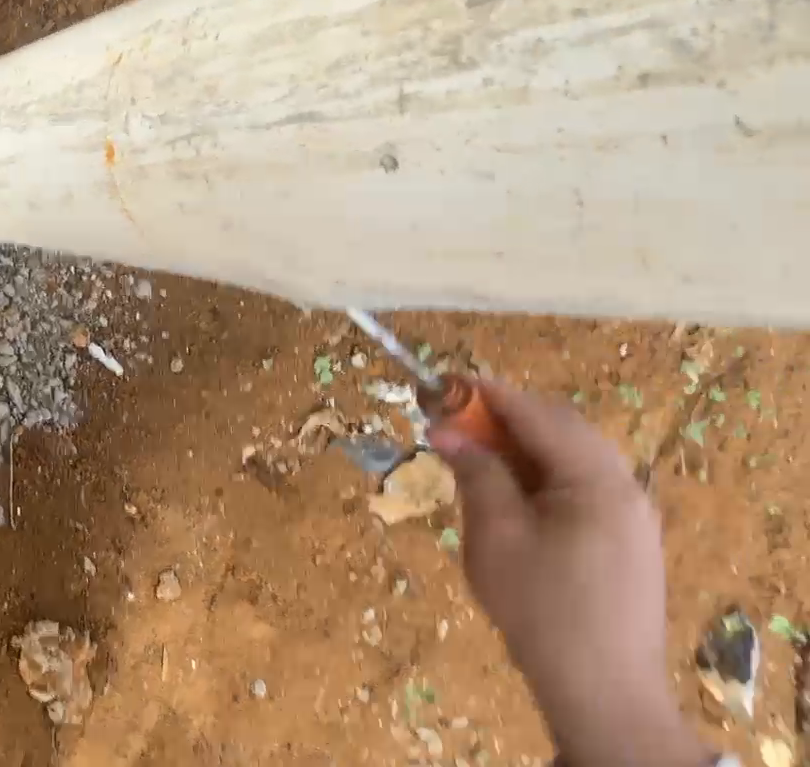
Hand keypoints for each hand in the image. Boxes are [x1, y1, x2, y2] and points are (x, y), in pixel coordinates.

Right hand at [428, 382, 710, 766]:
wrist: (600, 685)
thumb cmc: (540, 603)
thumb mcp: (494, 532)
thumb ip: (474, 472)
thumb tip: (444, 430)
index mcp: (598, 482)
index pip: (538, 414)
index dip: (486, 392)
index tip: (438, 381)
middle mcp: (624, 489)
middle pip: (561, 427)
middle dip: (501, 414)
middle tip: (446, 417)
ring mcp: (628, 515)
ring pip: (568, 454)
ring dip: (516, 442)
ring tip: (465, 450)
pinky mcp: (621, 538)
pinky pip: (575, 482)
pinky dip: (534, 469)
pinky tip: (501, 485)